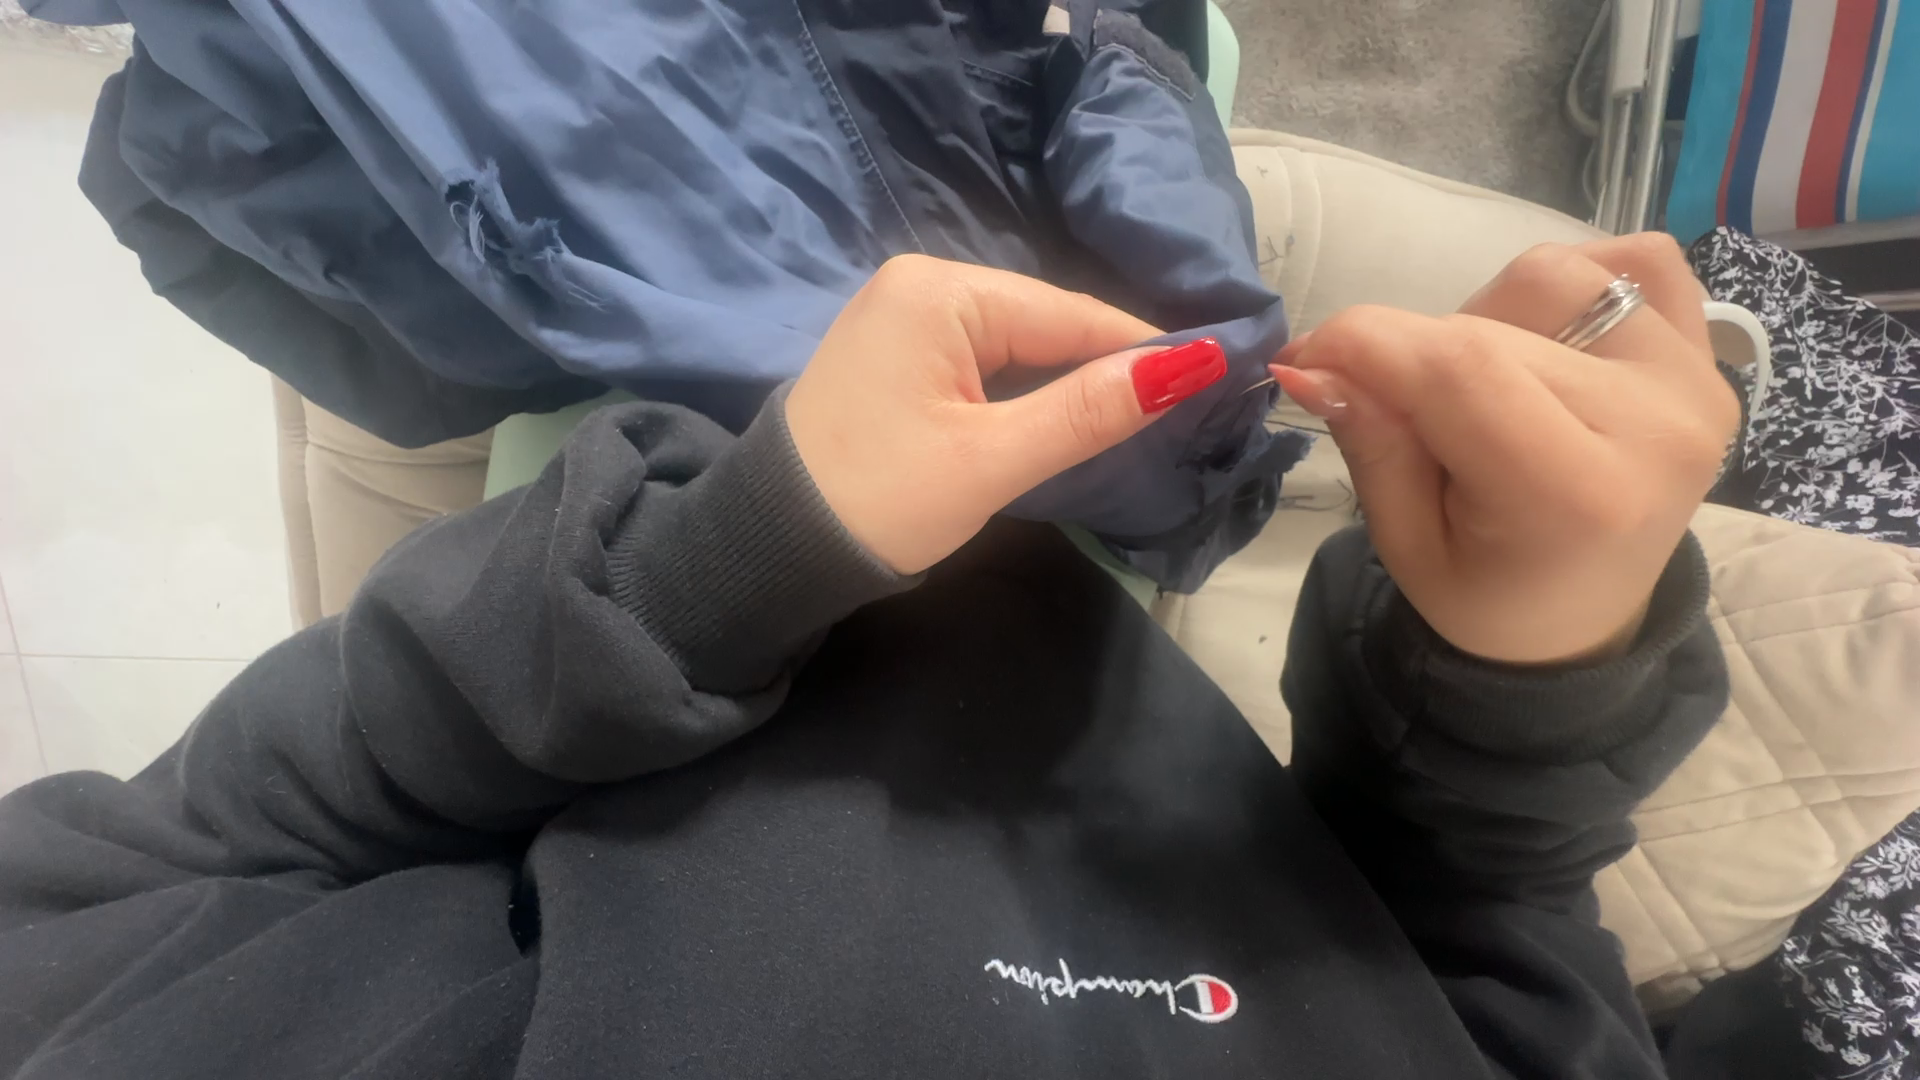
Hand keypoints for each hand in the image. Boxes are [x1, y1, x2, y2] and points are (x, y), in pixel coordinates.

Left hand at [785, 255, 1227, 573]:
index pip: (1067, 313)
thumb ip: (1087, 409)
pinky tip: (1055, 415)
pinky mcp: (896, 359)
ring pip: (1013, 346)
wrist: (775, 548)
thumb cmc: (880, 502)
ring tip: (1130, 415)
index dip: (1142, 347)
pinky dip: (1020, 391)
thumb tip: (1189, 364)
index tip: (1213, 371)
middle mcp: (918, 287)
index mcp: (937, 292)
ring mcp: (902, 321)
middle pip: (1041, 325)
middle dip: (1103, 366)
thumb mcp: (990, 458)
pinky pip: (979, 363)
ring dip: (1065, 382)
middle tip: (1176, 406)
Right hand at [1272, 234, 1738, 664]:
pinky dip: (1561, 285)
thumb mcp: (1403, 541)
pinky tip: (1534, 341)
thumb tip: (1308, 366)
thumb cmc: (1481, 593)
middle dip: (1398, 349)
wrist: (1579, 615)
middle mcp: (1654, 421)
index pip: (1456, 371)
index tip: (1301, 359)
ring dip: (1476, 320)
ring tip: (1468, 386)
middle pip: (1485, 328)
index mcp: (1572, 493)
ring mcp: (1693, 379)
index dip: (1362, 343)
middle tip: (1375, 401)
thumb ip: (1370, 444)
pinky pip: (1633, 261)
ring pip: (1546, 278)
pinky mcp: (1706, 355)